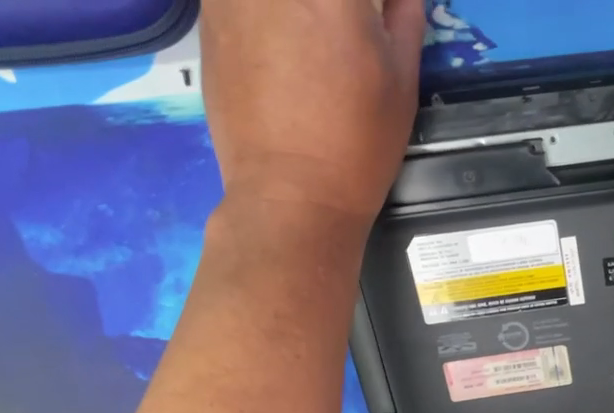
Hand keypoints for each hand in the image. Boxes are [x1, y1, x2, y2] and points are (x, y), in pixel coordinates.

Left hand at [201, 0, 426, 226]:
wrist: (292, 194)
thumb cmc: (360, 144)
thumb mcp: (401, 85)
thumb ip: (404, 21)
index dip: (371, 7)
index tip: (380, 19)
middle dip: (334, 13)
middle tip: (344, 41)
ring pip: (277, 4)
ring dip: (293, 17)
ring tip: (309, 51)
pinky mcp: (209, 16)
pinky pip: (238, 4)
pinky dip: (261, 19)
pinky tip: (277, 52)